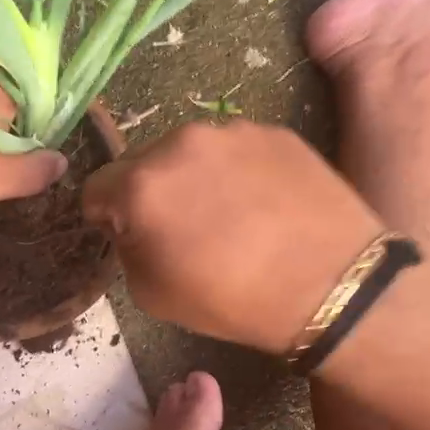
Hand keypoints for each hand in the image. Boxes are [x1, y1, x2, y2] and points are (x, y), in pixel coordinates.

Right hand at [82, 121, 388, 354]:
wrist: (334, 286)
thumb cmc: (231, 298)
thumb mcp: (150, 292)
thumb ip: (127, 248)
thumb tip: (135, 228)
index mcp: (139, 184)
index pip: (96, 188)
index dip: (106, 216)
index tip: (126, 236)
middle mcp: (178, 144)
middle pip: (141, 163)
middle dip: (147, 191)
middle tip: (178, 227)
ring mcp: (231, 132)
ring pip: (188, 152)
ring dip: (190, 176)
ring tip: (224, 214)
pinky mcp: (274, 132)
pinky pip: (233, 149)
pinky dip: (234, 171)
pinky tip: (259, 205)